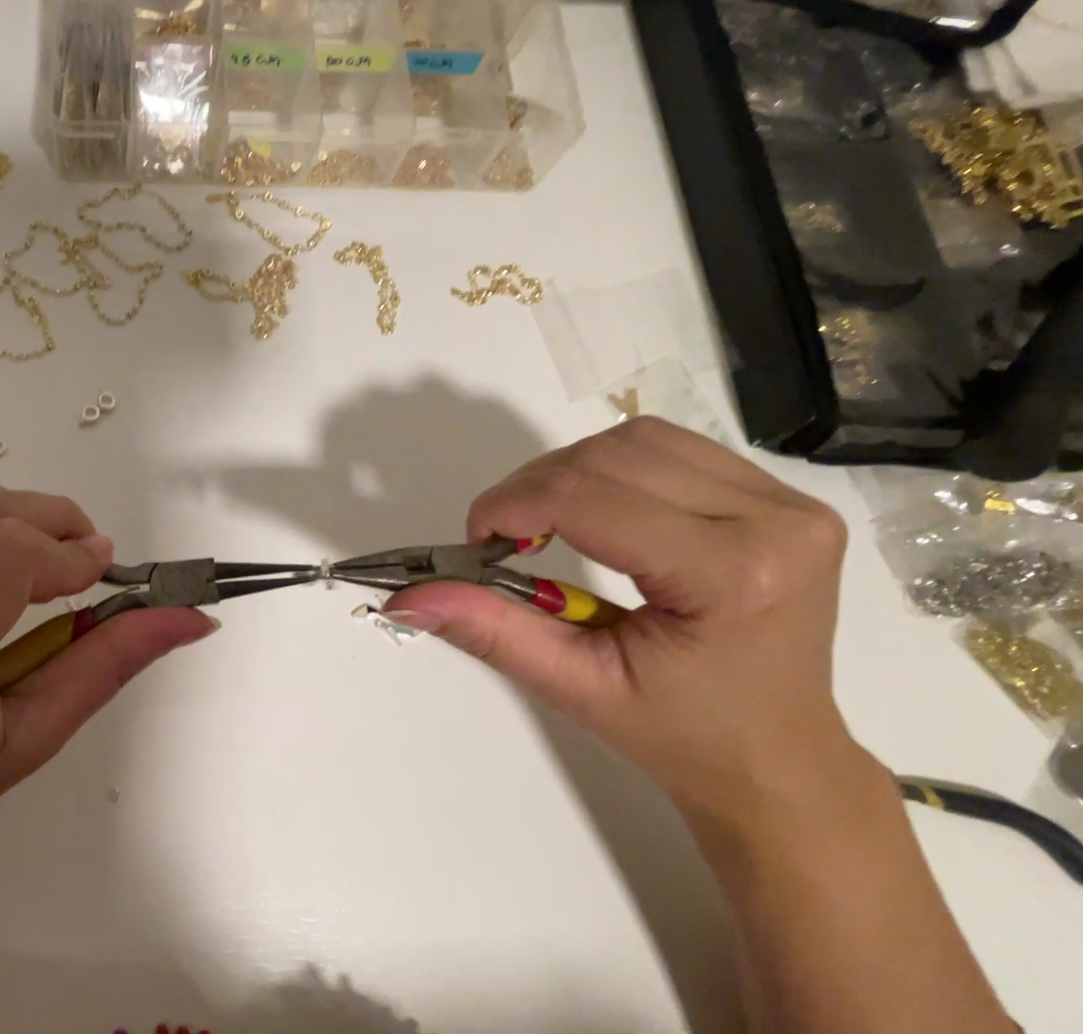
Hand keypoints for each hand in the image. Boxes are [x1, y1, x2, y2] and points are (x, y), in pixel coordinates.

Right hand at [384, 418, 870, 820]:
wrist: (774, 755)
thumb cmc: (678, 734)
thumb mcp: (575, 687)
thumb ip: (491, 630)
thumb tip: (407, 596)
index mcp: (733, 575)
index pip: (592, 499)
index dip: (512, 506)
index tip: (475, 542)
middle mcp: (776, 521)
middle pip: (611, 457)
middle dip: (533, 488)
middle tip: (502, 538)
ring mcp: (789, 502)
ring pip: (639, 440)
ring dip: (571, 470)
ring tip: (546, 522)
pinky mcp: (784, 496)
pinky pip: (672, 448)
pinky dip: (612, 467)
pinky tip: (598, 509)